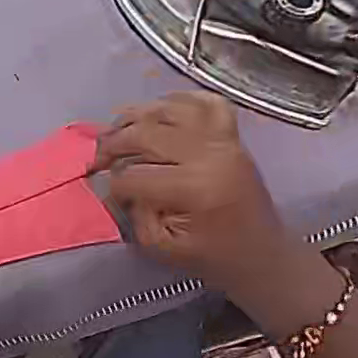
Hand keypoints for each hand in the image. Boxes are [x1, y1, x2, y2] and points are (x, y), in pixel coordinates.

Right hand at [94, 91, 341, 334]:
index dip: (113, 186)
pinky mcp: (232, 134)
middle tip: (97, 158)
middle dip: (113, 144)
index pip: (134, 175)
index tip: (108, 198)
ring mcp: (223, 139)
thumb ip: (134, 213)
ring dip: (137, 116)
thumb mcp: (160, 247)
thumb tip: (116, 185)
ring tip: (118, 131)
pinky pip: (204, 101)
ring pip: (170, 108)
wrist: (260, 253)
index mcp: (194, 188)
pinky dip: (177, 101)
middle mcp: (210, 154)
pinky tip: (158, 113)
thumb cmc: (210, 257)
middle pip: (147, 132)